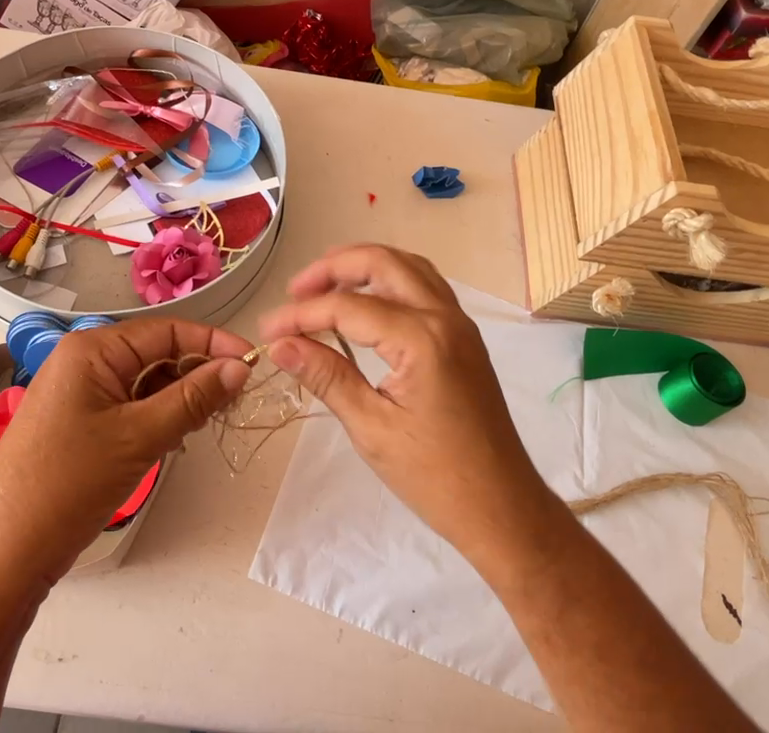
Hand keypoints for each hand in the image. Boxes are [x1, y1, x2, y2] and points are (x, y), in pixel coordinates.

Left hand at [0, 318, 252, 582]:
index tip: (253, 365)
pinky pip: (130, 405)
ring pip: (146, 382)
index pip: (168, 330)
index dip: (213, 344)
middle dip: (197, 373)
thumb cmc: (70, 482)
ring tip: (206, 424)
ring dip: (179, 398)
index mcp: (94, 349)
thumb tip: (241, 366)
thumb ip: (193, 398)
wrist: (3, 549)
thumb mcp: (139, 436)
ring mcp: (80, 393)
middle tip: (233, 404)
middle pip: (158, 353)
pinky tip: (175, 438)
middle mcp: (85, 361)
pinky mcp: (80, 424)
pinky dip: (158, 417)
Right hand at [258, 245, 560, 564]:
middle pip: (383, 263)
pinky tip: (364, 304)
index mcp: (422, 339)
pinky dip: (390, 282)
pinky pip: (424, 288)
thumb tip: (281, 345)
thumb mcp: (371, 427)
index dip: (301, 315)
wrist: (501, 506)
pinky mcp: (464, 337)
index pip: (348, 307)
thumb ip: (326, 376)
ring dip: (364, 268)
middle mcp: (445, 317)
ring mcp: (460, 324)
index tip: (267, 331)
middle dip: (333, 268)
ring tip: (323, 289)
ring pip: (408, 268)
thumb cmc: (434, 476)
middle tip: (294, 291)